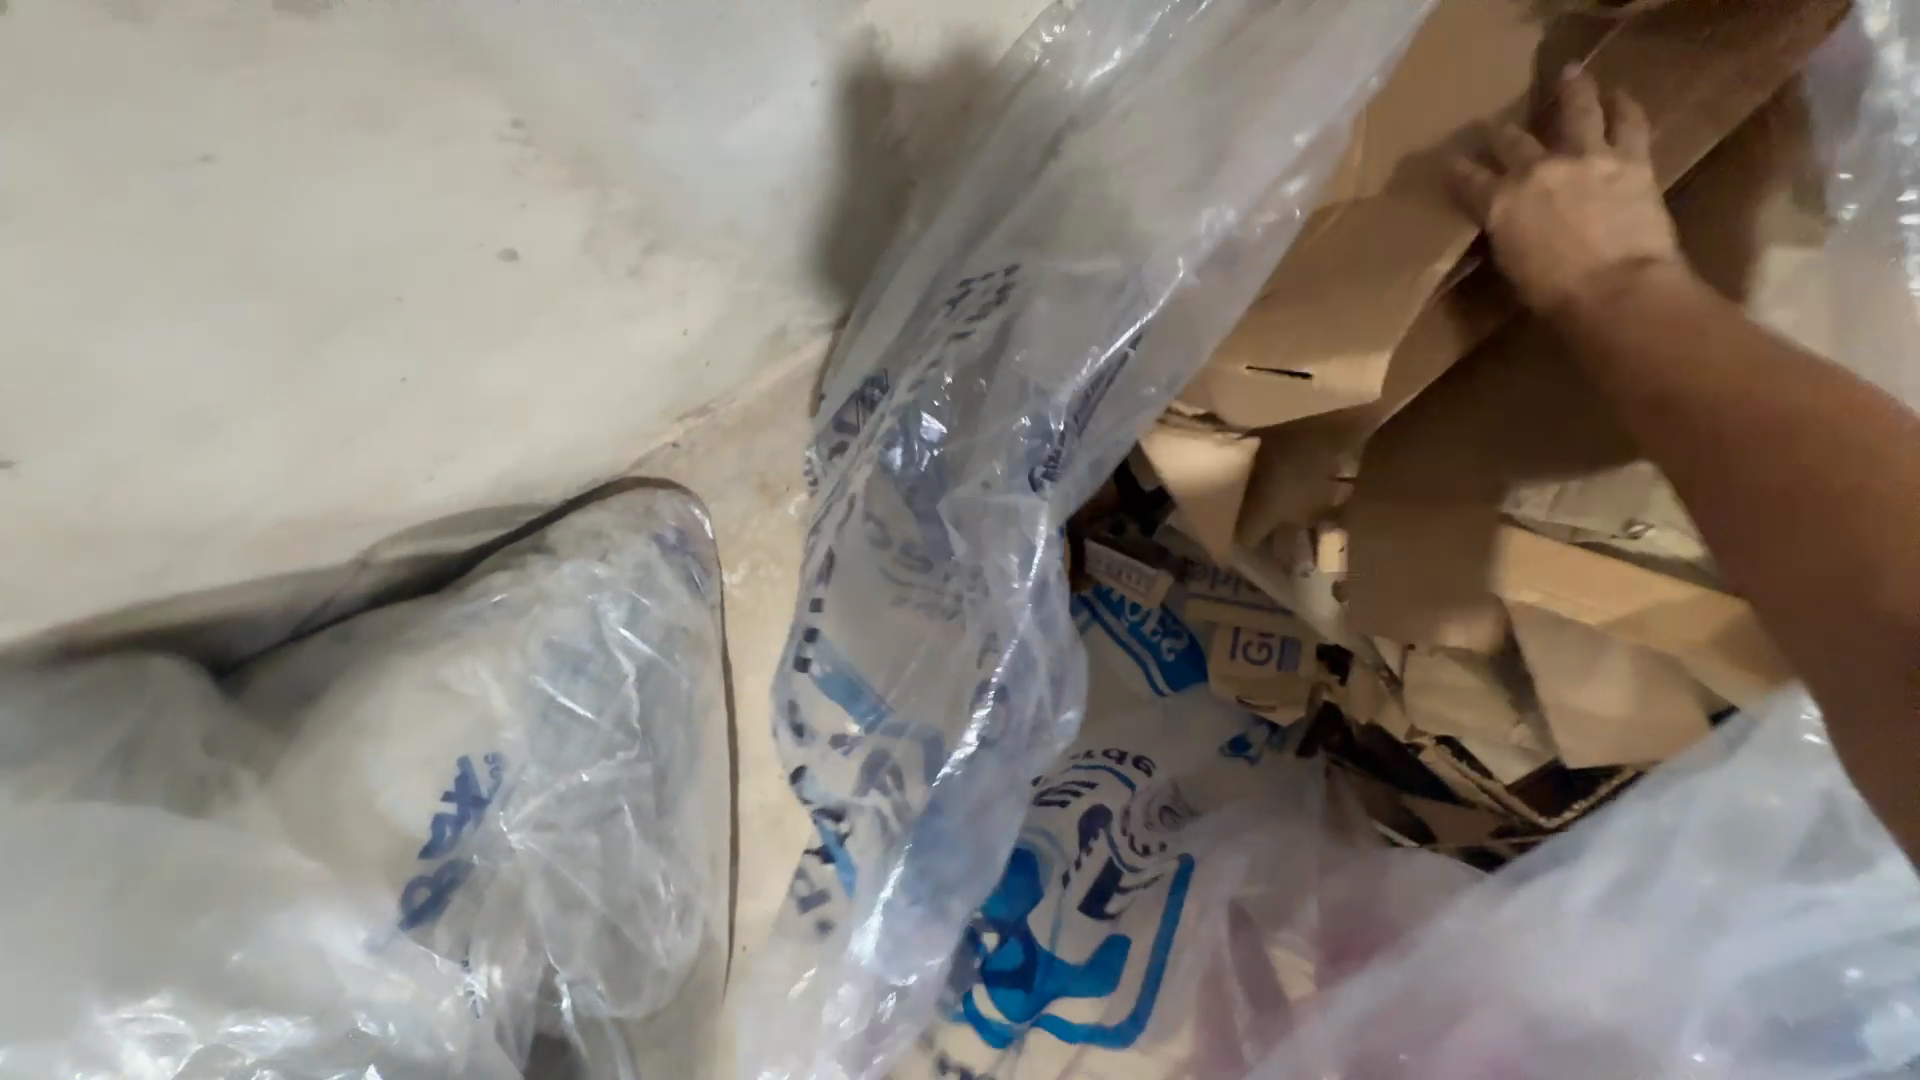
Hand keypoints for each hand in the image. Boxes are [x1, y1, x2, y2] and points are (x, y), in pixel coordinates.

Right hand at [1451, 67, 1686, 317]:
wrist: (1614, 288)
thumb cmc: (1549, 293)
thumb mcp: (1509, 264)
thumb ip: (1505, 233)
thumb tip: (1507, 225)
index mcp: (1497, 204)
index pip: (1466, 179)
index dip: (1456, 169)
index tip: (1449, 162)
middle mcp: (1535, 171)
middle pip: (1510, 141)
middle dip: (1497, 133)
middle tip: (1492, 127)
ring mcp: (1585, 158)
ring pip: (1575, 111)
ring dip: (1570, 90)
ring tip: (1569, 74)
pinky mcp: (1630, 158)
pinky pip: (1628, 122)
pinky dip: (1623, 106)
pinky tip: (1619, 96)